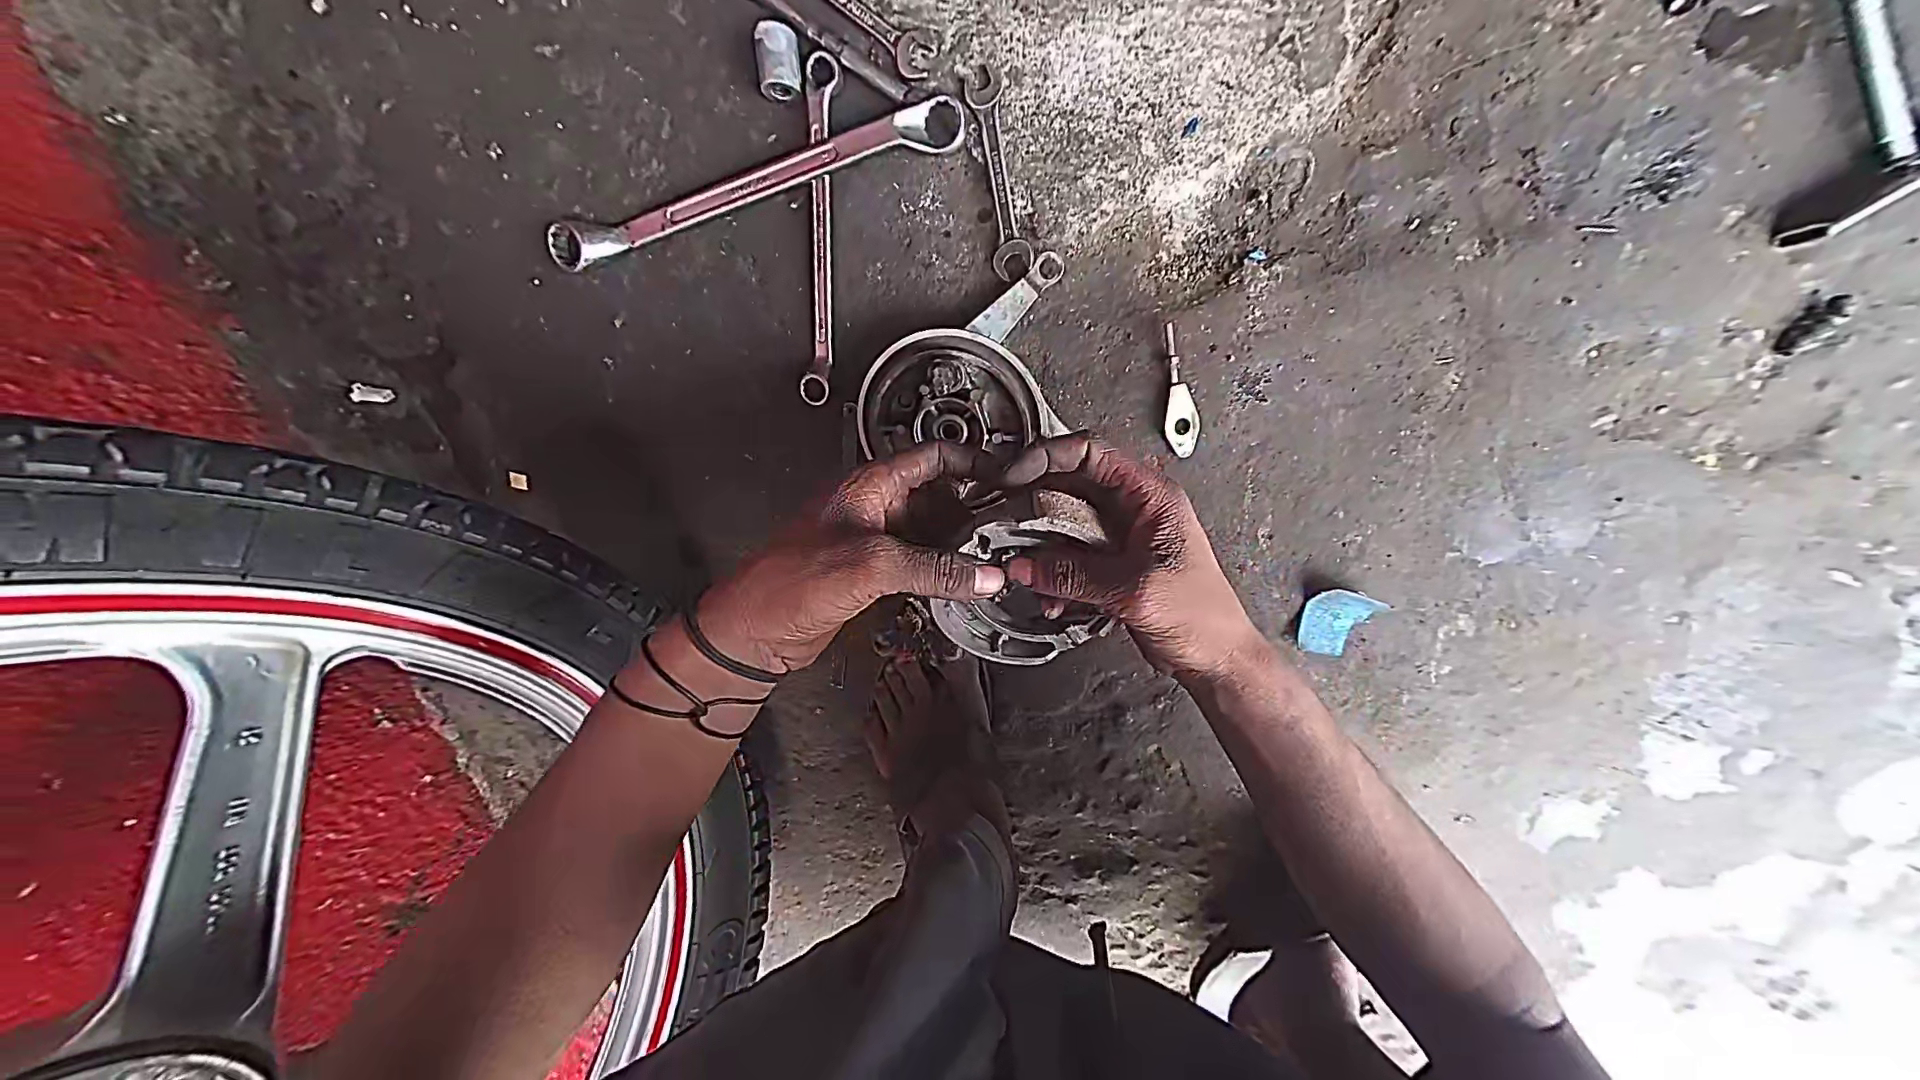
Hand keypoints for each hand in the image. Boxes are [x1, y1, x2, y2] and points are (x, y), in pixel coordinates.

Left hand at [696, 442, 1007, 673]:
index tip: (1004, 478)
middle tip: (1003, 528)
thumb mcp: (869, 565)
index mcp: (869, 486)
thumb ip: (932, 568)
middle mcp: (874, 508)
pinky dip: (942, 570)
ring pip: (931, 532)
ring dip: (959, 545)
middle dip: (972, 509)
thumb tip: (981, 574)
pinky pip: (919, 563)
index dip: (973, 462)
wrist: (753, 631)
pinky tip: (961, 582)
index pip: (933, 457)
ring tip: (990, 557)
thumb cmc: (785, 584)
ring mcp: (875, 541)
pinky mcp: (873, 573)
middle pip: (939, 495)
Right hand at [996, 434, 1263, 678]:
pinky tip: (1050, 597)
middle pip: (1069, 489)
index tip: (1015, 475)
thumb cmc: (1203, 617)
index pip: (1091, 454)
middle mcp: (1133, 511)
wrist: (1214, 658)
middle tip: (1008, 524)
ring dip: (1041, 551)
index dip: (1047, 457)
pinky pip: (1067, 560)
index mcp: (1151, 497)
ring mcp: (1118, 539)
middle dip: (1034, 509)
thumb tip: (1026, 565)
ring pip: (1062, 527)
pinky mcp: (1108, 566)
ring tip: (1030, 573)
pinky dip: (1051, 576)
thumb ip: (1075, 575)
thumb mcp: (1134, 590)